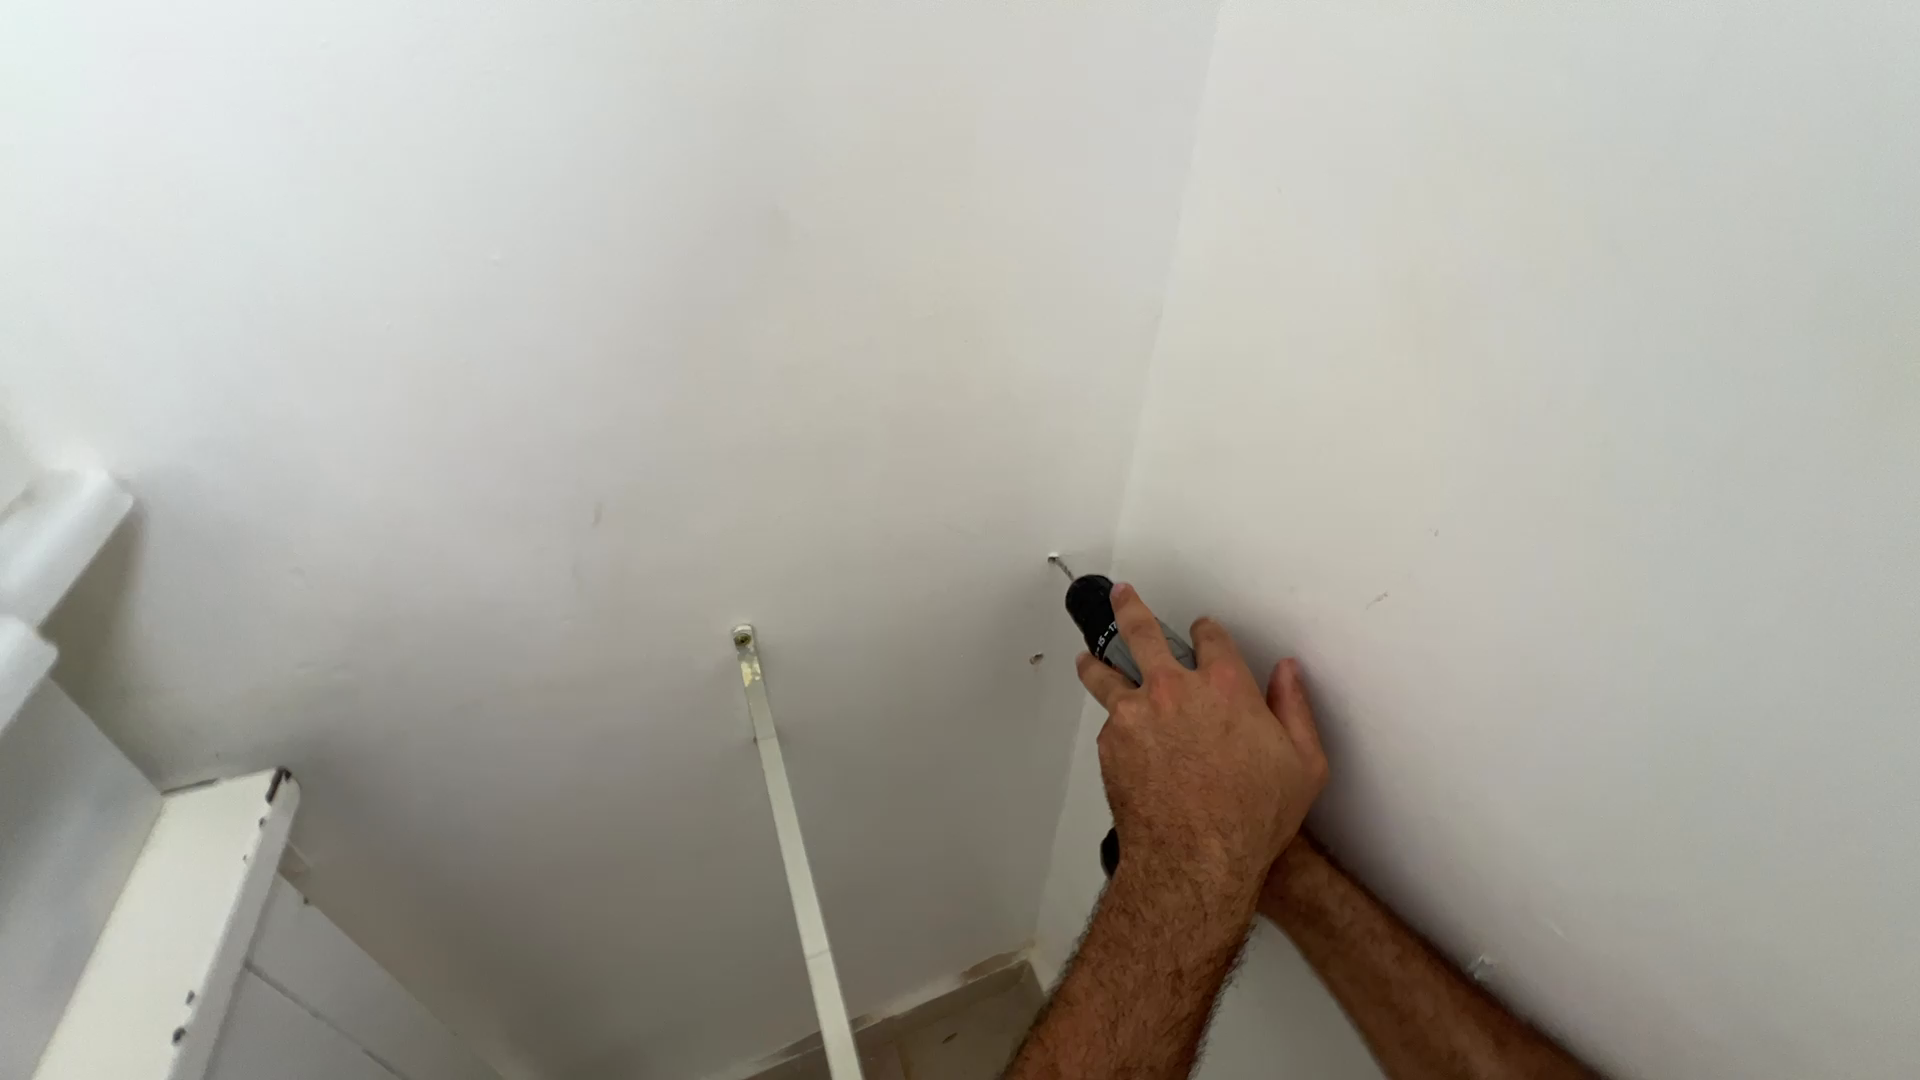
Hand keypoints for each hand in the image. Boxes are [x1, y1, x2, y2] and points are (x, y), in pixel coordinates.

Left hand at [1077, 583, 1327, 901]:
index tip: (1203, 634)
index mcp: (1224, 686)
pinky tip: (1124, 745)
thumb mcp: (1304, 764)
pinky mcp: (1111, 739)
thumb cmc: (1254, 817)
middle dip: (1130, 608)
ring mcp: (1136, 711)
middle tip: (1121, 596)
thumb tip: (1288, 670)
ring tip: (1088, 659)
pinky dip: (1116, 727)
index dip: (1207, 632)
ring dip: (1095, 662)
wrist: (1196, 858)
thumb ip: (1295, 708)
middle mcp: (1174, 687)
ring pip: (1104, 672)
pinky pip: (1110, 724)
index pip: (1210, 636)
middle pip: (1141, 631)